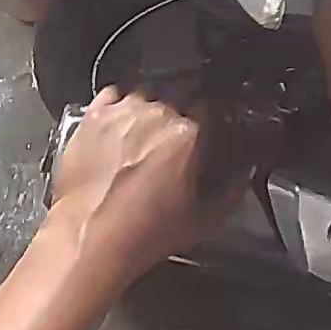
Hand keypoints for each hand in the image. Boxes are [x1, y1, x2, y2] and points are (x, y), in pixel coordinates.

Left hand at [43, 87, 212, 289]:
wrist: (88, 237)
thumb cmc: (143, 231)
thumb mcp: (202, 220)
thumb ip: (231, 192)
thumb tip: (242, 177)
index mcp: (189, 133)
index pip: (210, 105)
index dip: (210, 116)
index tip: (208, 125)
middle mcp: (158, 113)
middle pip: (179, 93)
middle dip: (182, 108)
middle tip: (175, 135)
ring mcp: (123, 110)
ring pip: (147, 92)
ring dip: (151, 105)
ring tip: (146, 129)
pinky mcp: (93, 115)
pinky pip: (113, 95)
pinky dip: (119, 103)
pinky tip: (120, 122)